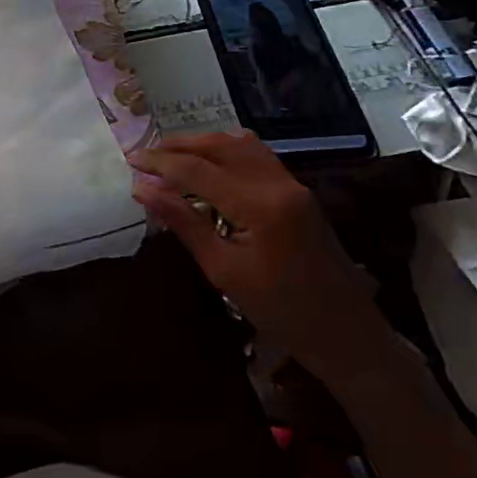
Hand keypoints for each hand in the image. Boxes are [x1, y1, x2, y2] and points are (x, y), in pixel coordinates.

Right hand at [129, 131, 389, 379]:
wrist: (346, 334)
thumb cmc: (281, 312)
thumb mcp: (224, 271)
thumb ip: (184, 223)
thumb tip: (142, 189)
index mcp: (260, 205)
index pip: (197, 170)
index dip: (160, 163)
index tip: (130, 162)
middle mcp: (277, 182)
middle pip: (218, 145)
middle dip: (177, 146)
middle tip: (145, 155)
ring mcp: (291, 182)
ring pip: (238, 143)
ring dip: (201, 144)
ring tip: (171, 156)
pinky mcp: (296, 189)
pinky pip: (255, 154)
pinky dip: (225, 150)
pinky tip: (208, 163)